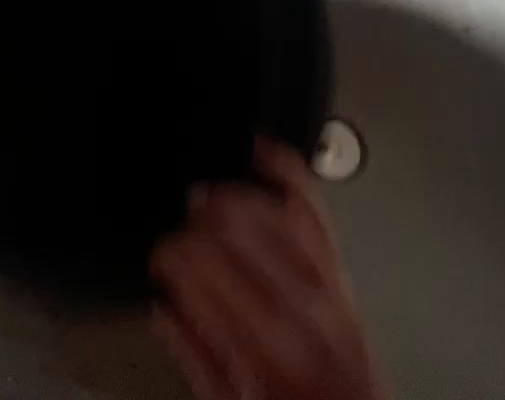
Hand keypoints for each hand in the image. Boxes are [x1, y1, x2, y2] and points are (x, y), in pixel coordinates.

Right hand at [151, 141, 386, 399]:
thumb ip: (196, 354)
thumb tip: (164, 306)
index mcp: (262, 349)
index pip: (206, 275)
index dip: (172, 254)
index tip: (160, 254)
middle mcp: (301, 315)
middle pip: (238, 240)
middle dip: (198, 225)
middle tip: (179, 229)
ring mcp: (329, 290)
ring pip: (275, 219)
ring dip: (235, 197)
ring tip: (208, 194)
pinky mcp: (344, 275)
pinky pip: (317, 213)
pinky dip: (289, 173)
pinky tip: (264, 150)